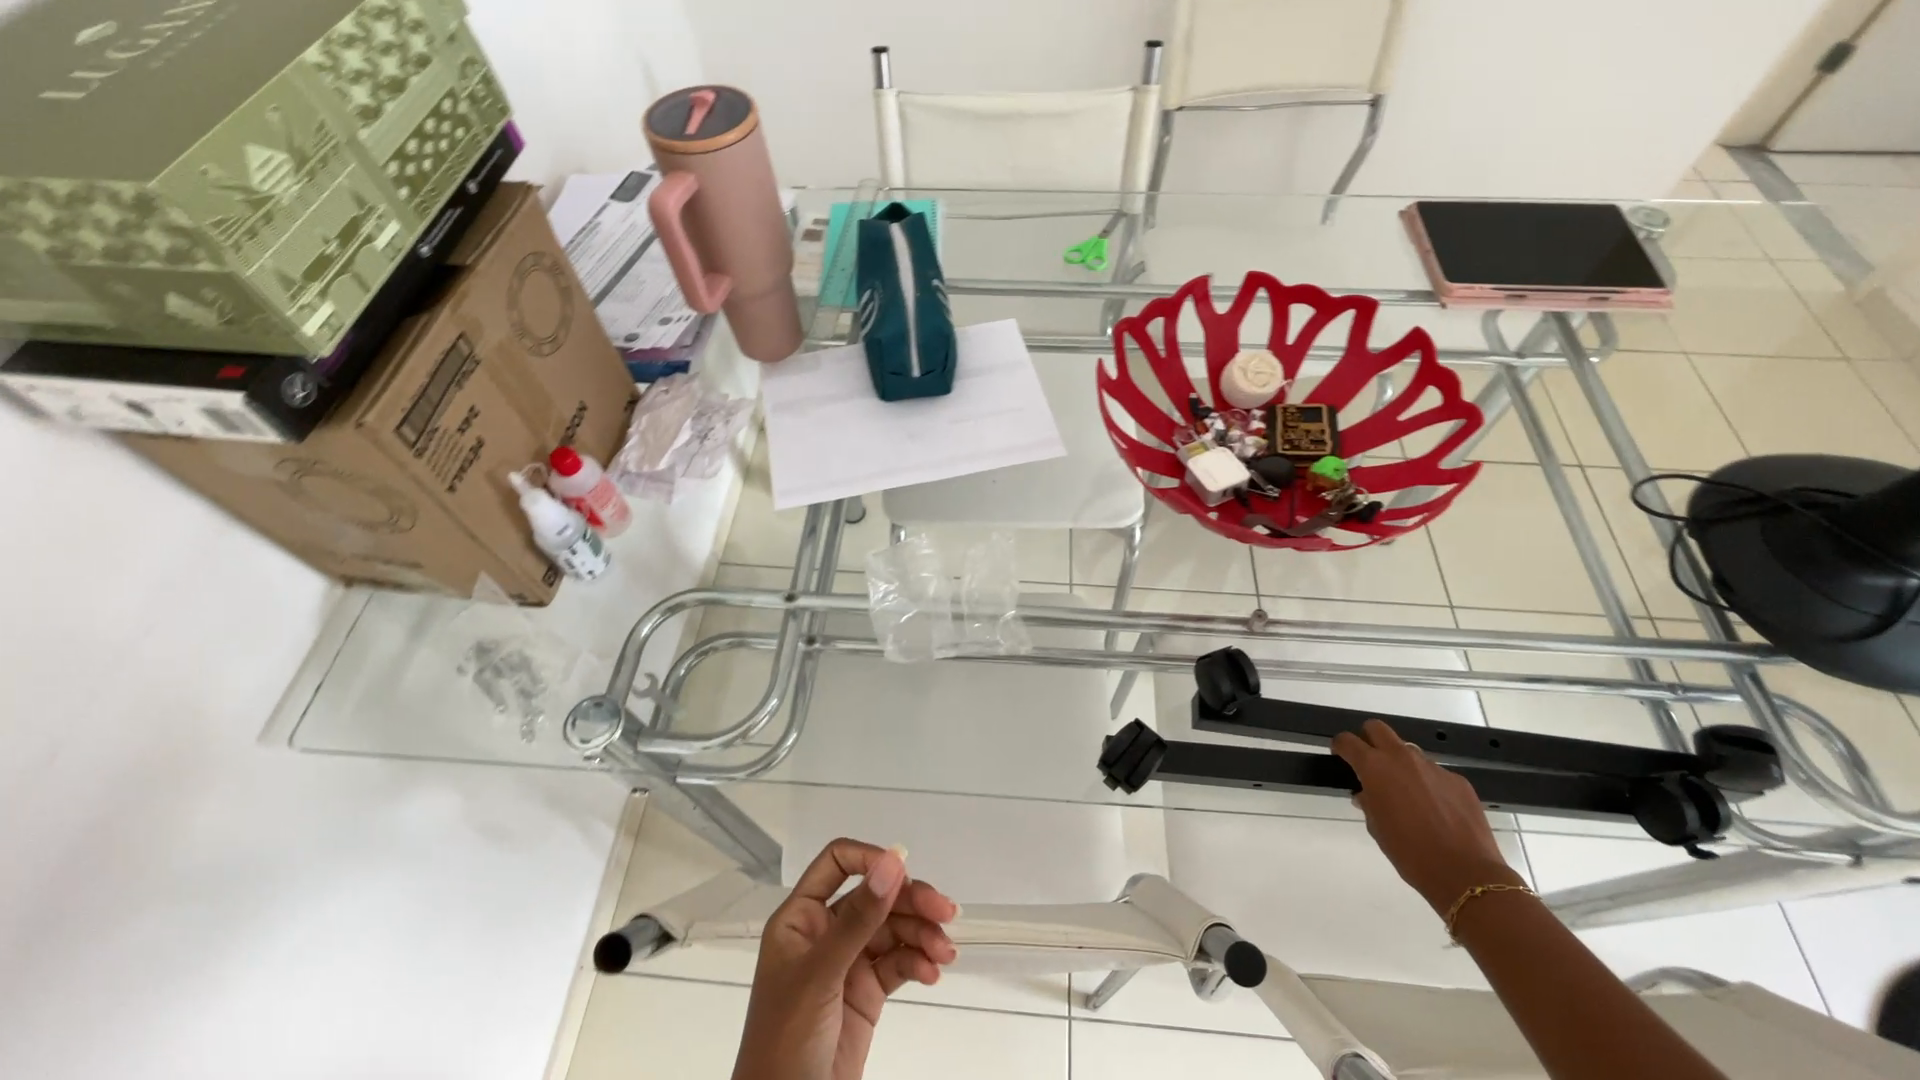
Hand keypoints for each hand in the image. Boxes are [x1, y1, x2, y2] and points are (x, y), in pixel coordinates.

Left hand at [732, 839, 959, 1079]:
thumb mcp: (821, 974)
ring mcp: (847, 963)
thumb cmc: (787, 1036)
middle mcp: (824, 932)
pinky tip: (933, 974)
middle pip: (876, 897)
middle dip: (912, 902)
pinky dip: (919, 963)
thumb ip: (859, 919)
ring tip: (945, 956)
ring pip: (893, 930)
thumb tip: (894, 860)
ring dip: (923, 936)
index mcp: (801, 918)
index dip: (871, 861)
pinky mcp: (867, 992)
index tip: (906, 875)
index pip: (837, 864)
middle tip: (948, 915)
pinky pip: (899, 963)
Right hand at [1332, 719, 1524, 913]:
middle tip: (1369, 763)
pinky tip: (1435, 811)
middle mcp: (1403, 759)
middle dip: (1368, 739)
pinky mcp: (1458, 780)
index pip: (1348, 741)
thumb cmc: (1409, 853)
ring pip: (1409, 753)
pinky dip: (1428, 785)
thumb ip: (1368, 803)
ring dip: (1401, 766)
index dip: (1341, 747)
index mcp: (1375, 768)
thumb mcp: (1377, 828)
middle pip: (1378, 729)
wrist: (1464, 872)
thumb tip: (1367, 794)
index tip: (1341, 756)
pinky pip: (1435, 774)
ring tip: (1407, 796)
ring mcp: (1434, 768)